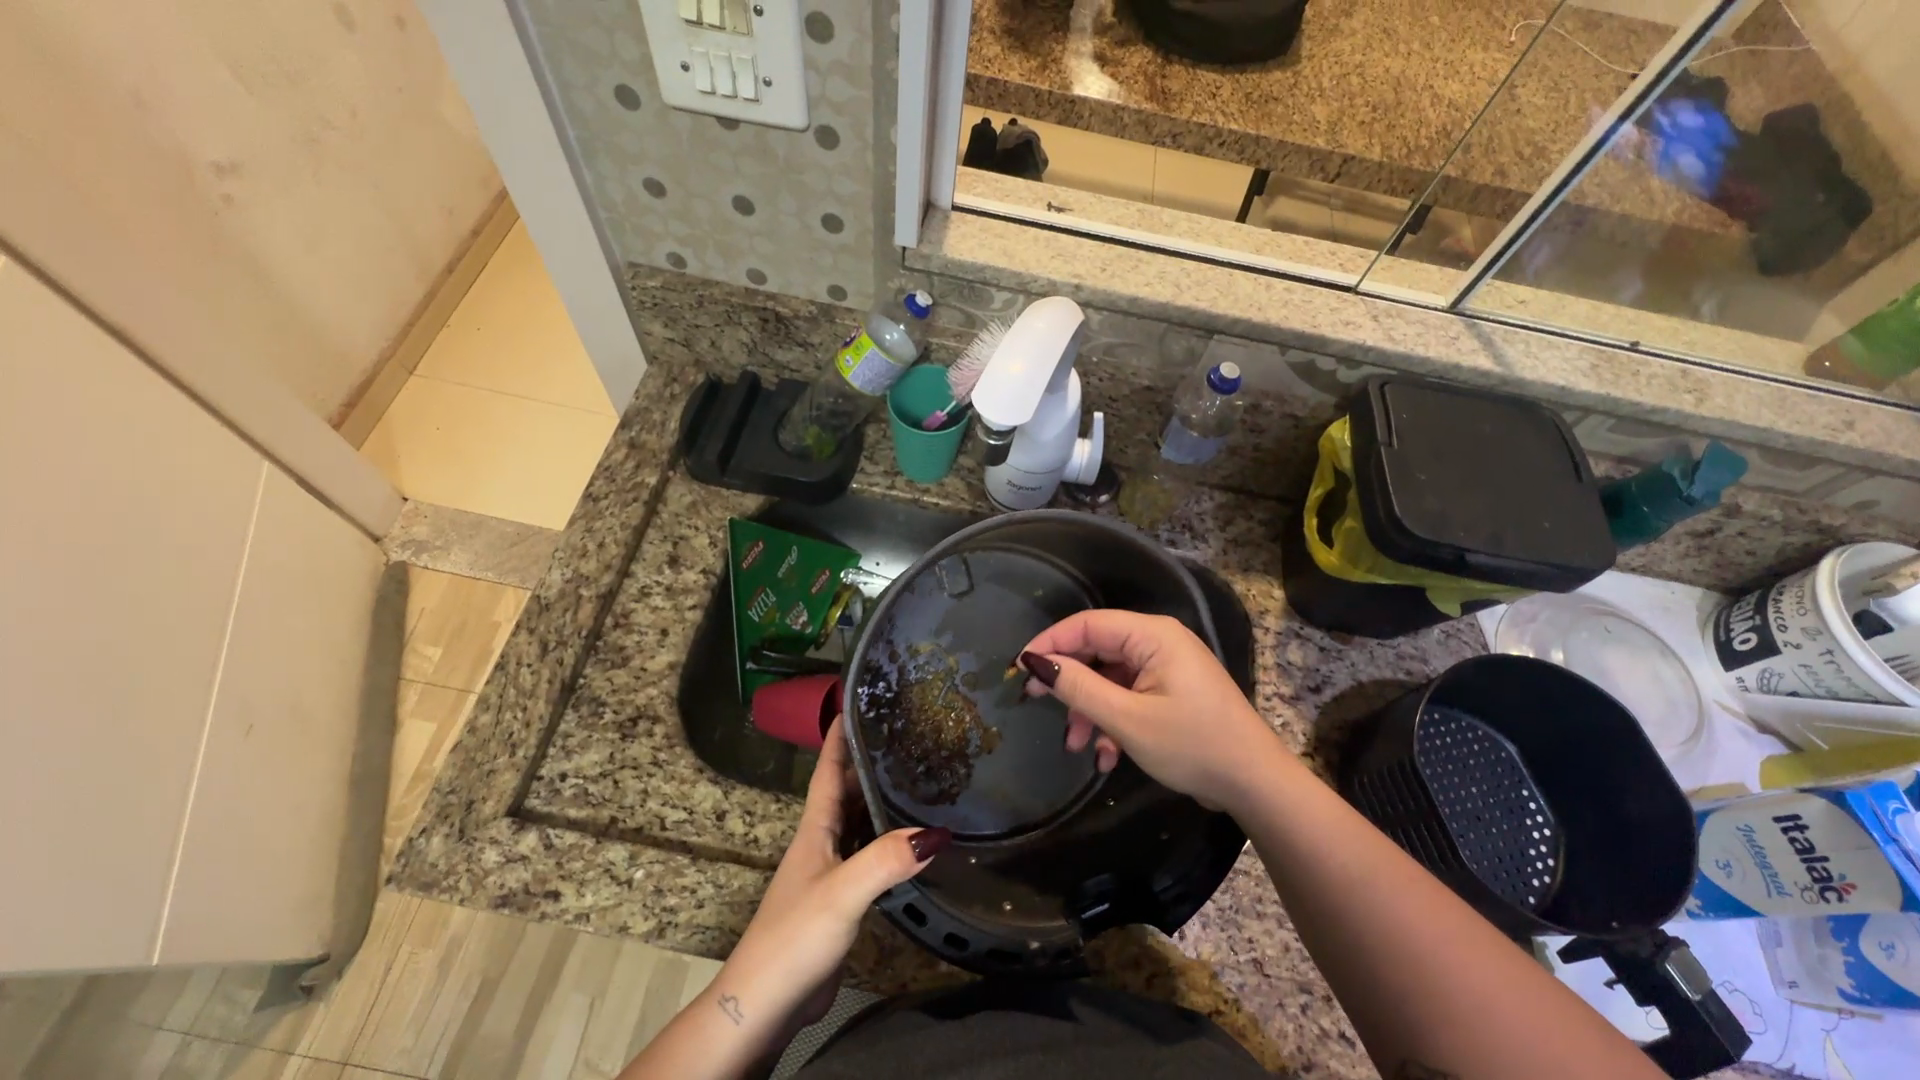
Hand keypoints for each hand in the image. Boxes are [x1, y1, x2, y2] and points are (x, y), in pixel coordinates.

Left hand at [707, 716, 948, 1050]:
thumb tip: (938, 831)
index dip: (839, 736)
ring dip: (882, 801)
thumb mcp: (842, 892)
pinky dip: (889, 841)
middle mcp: (821, 843)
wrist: (767, 1001)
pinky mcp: (842, 901)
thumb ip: (886, 860)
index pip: (828, 770)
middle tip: (911, 735)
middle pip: (848, 792)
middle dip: (872, 762)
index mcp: (814, 830)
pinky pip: (869, 856)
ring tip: (921, 777)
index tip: (858, 700)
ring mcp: (830, 872)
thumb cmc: (794, 936)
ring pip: (860, 823)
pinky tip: (914, 841)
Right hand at [1019, 610, 1289, 811]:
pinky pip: (1129, 696)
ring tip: (1078, 746)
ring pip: (1110, 678)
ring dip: (1089, 710)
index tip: (1018, 669)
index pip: (1086, 624)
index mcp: (1152, 635)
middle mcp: (1159, 642)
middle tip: (1036, 704)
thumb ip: (1079, 688)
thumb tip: (1036, 663)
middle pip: (1097, 650)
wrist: (1253, 782)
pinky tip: (1107, 756)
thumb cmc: (1192, 745)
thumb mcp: (1127, 719)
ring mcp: (1167, 668)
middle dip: (1068, 682)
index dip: (1049, 643)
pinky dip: (1112, 722)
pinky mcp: (1172, 692)